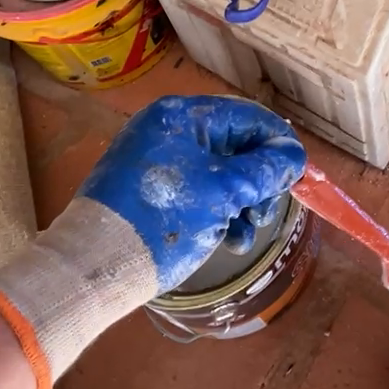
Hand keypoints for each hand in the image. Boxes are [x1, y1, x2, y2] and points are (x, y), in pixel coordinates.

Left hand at [78, 94, 306, 290]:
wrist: (89, 272)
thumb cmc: (163, 221)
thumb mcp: (225, 193)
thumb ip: (266, 170)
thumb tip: (296, 156)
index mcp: (182, 116)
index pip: (248, 117)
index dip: (278, 143)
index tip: (299, 172)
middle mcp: (166, 128)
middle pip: (233, 144)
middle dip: (258, 179)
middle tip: (269, 209)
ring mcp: (152, 159)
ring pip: (216, 170)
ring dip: (240, 199)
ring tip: (248, 231)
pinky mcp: (143, 189)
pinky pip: (194, 188)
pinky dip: (215, 209)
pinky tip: (228, 239)